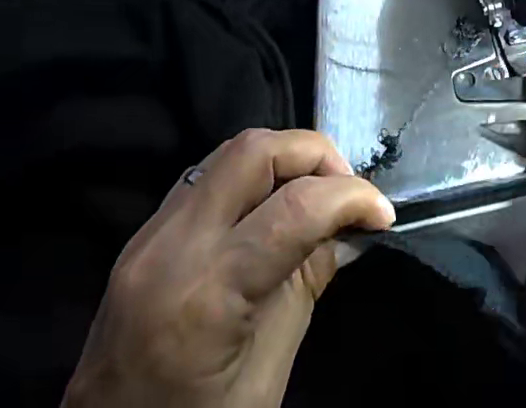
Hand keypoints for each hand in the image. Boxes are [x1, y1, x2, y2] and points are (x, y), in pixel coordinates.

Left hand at [62, 129, 394, 407]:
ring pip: (225, 151)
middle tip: (347, 188)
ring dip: (281, 157)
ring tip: (316, 191)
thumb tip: (344, 231)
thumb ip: (304, 286)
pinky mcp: (143, 230)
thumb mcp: (266, 376)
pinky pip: (204, 175)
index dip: (350, 196)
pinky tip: (270, 203)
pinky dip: (248, 175)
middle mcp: (173, 242)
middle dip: (313, 153)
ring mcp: (151, 230)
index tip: (382, 213)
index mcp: (208, 292)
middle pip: (252, 149)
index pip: (293, 208)